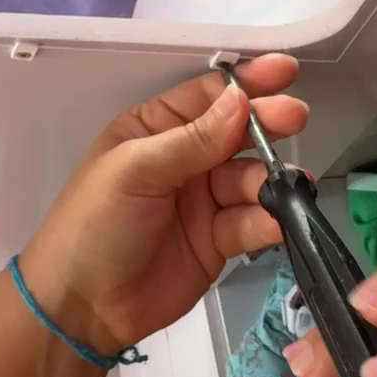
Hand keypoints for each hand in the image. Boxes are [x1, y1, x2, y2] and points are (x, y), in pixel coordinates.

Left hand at [17, 53, 308, 355]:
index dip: (245, 83)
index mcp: (155, 126)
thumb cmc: (94, 221)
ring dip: (271, 178)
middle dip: (266, 123)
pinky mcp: (216, 240)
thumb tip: (238, 100)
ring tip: (289, 183)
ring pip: (248, 177)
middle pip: (235, 132)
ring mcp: (201, 198)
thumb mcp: (136, 169)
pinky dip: (266, 220)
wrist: (81, 304)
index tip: (283, 71)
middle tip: (295, 118)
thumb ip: (191, 139)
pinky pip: (249, 222)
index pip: (207, 95)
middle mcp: (183, 157)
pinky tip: (277, 221)